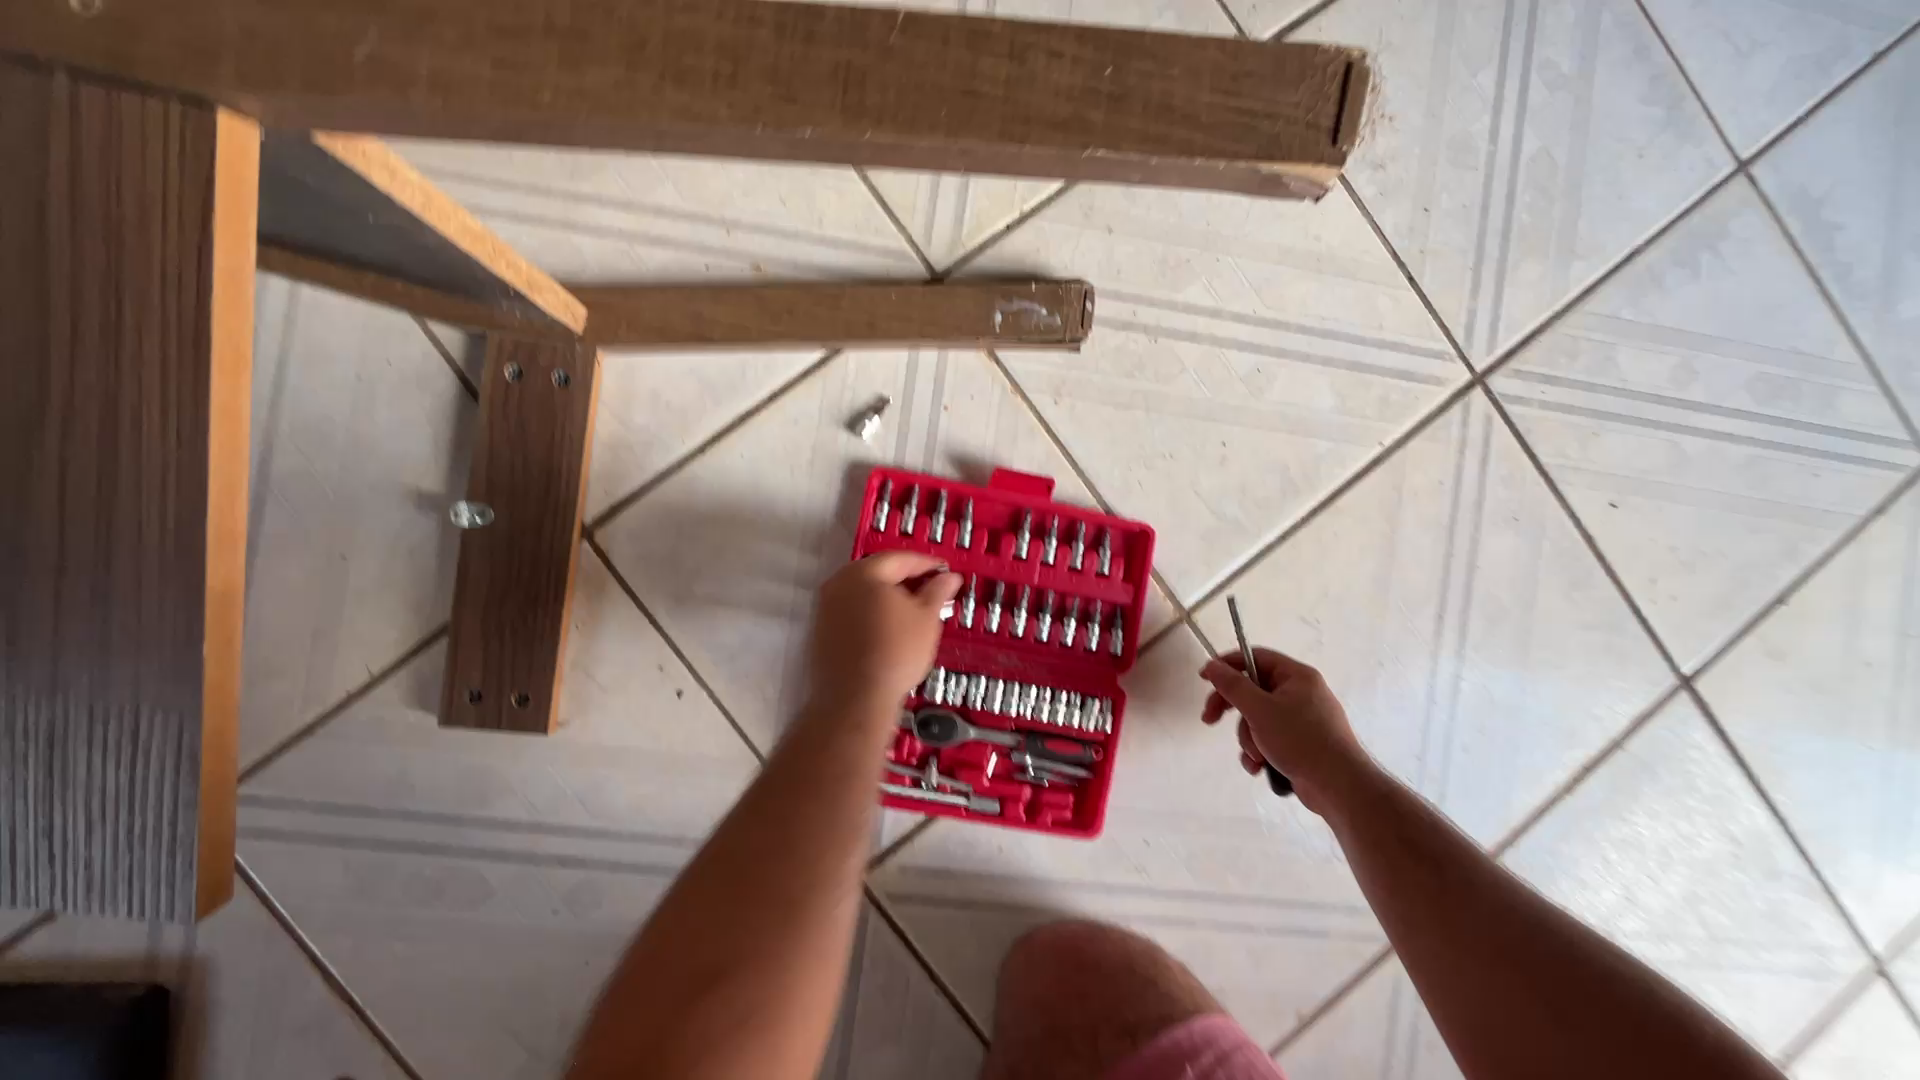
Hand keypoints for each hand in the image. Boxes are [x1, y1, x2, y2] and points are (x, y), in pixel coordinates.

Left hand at [806, 552, 961, 726]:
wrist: (855, 699)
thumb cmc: (896, 653)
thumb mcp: (927, 618)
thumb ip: (938, 591)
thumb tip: (950, 577)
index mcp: (863, 573)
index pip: (900, 558)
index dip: (926, 564)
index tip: (945, 571)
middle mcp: (839, 583)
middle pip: (878, 573)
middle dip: (906, 579)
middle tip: (932, 589)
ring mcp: (825, 607)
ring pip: (864, 593)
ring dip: (889, 597)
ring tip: (914, 611)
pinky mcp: (821, 631)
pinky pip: (852, 612)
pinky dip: (872, 613)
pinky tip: (890, 629)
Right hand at [1200, 648, 1373, 814]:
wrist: (1339, 787)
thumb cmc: (1300, 740)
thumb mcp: (1259, 709)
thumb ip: (1232, 685)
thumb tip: (1212, 665)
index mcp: (1296, 676)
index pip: (1254, 658)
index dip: (1226, 665)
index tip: (1204, 678)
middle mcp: (1300, 693)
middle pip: (1252, 691)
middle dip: (1233, 710)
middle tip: (1209, 720)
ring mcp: (1302, 720)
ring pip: (1257, 719)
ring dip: (1248, 738)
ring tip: (1256, 756)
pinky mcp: (1300, 744)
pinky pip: (1269, 738)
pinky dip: (1259, 751)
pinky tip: (1259, 767)